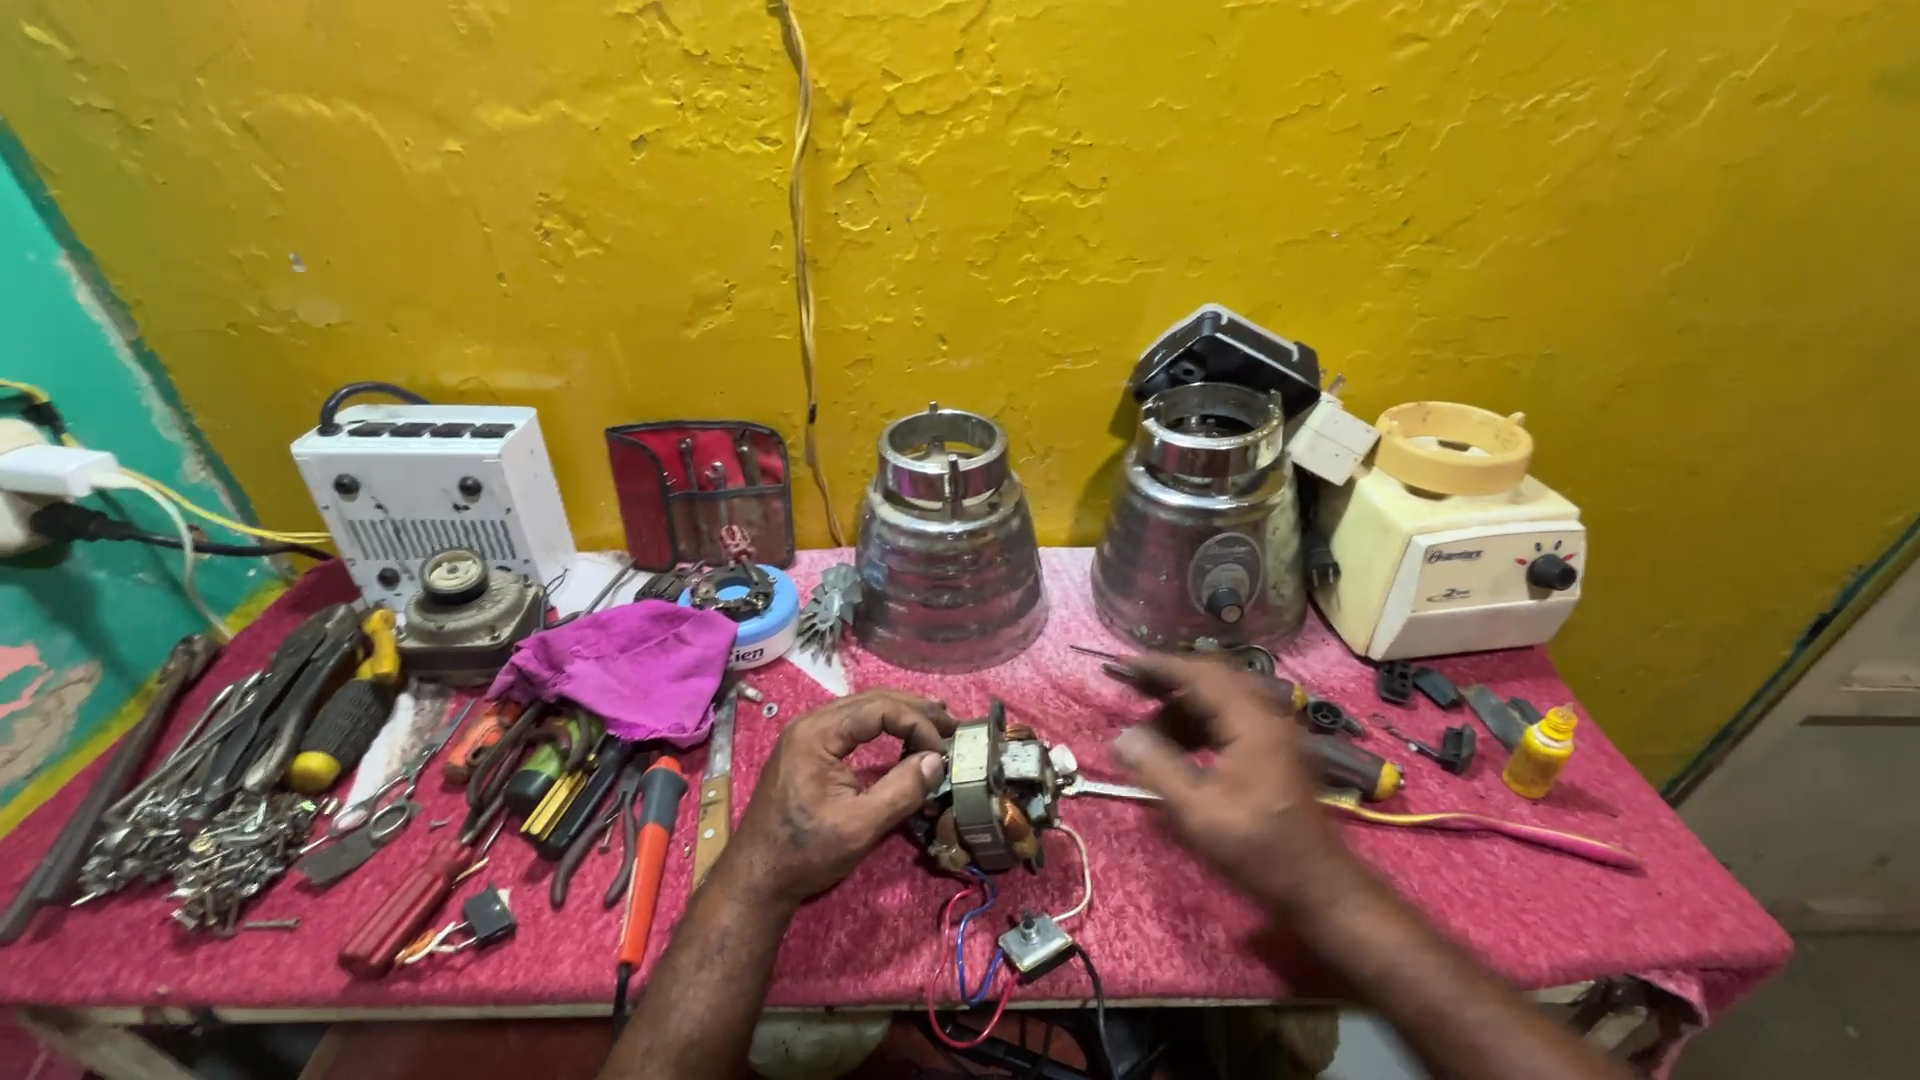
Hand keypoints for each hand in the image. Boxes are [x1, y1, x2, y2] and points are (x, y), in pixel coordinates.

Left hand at [719, 690, 953, 908]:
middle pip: (871, 700)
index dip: (916, 724)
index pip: (879, 708)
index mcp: (817, 734)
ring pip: (862, 709)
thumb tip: (936, 761)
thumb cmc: (805, 853)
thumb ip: (901, 791)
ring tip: (937, 723)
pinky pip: (852, 725)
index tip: (941, 751)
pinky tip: (903, 735)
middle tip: (952, 723)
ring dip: (901, 715)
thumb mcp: (860, 826)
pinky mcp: (809, 750)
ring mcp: (807, 735)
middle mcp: (810, 723)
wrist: (757, 877)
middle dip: (915, 710)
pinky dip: (883, 726)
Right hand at [1110, 655, 1351, 911]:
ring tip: (1149, 726)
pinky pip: (1232, 715)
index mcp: (1252, 723)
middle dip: (1169, 679)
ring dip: (1184, 703)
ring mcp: (1275, 730)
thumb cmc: (1259, 850)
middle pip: (1213, 677)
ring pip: (1223, 696)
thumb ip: (1157, 769)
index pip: (1199, 675)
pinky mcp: (1275, 747)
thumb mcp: (1198, 813)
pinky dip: (1201, 719)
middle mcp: (1267, 715)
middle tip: (1130, 687)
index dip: (1157, 667)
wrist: (1320, 885)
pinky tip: (1179, 743)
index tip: (1121, 666)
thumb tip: (1122, 737)